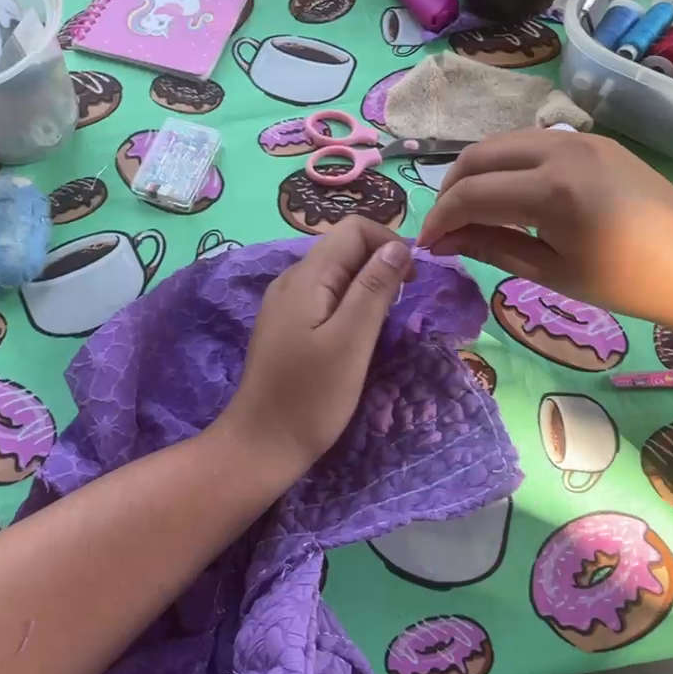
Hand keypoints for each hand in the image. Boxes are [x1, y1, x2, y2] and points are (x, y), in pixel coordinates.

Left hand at [214, 216, 413, 476]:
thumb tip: (398, 245)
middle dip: (380, 265)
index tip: (411, 281)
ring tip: (382, 325)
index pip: (354, 228)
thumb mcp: (351, 341)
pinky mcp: (287, 326)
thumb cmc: (311, 397)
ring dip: (367, 287)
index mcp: (306, 277)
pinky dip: (350, 306)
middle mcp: (291, 280)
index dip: (389, 243)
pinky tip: (357, 337)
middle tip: (400, 309)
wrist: (261, 445)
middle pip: (344, 247)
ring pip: (337, 273)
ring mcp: (286, 303)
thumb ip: (374, 289)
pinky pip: (325, 297)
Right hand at [415, 129, 672, 337]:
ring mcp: (581, 138)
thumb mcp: (550, 271)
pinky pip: (532, 142)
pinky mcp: (595, 140)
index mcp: (551, 189)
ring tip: (471, 211)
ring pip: (503, 142)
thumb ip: (489, 246)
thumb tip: (442, 241)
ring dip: (477, 172)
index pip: (471, 193)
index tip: (427, 244)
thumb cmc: (625, 284)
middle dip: (450, 189)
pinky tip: (510, 195)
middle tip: (444, 226)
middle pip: (478, 156)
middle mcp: (561, 149)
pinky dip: (508, 164)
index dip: (440, 218)